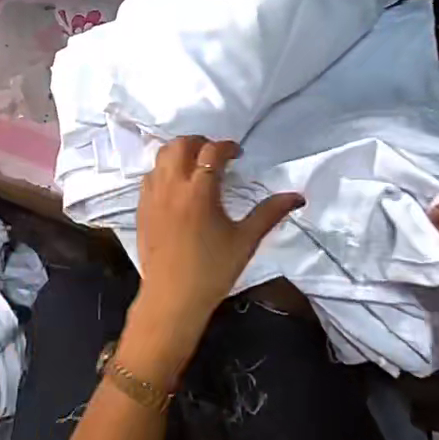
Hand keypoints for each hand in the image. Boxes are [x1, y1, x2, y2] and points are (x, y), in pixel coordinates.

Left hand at [123, 136, 303, 378]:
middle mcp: (172, 186)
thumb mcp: (245, 240)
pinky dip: (163, 170)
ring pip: (160, 157)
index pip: (211, 152)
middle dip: (199, 142)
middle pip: (180, 145)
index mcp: (199, 191)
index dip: (226, 146)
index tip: (237, 154)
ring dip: (179, 152)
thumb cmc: (212, 270)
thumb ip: (269, 213)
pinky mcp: (141, 207)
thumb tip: (297, 196)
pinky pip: (149, 176)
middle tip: (215, 155)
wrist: (172, 297)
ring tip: (196, 165)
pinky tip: (176, 185)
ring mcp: (152, 195)